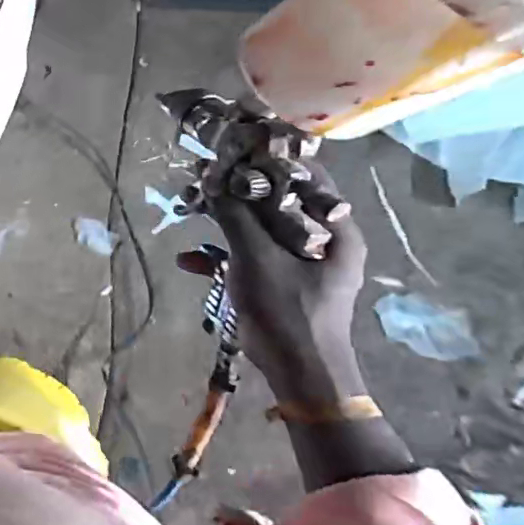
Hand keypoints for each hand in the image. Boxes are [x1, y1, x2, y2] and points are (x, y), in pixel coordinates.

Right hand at [205, 157, 366, 406]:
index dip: (268, 158)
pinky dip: (223, 253)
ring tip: (189, 208)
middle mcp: (323, 238)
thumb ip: (234, 215)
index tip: (232, 147)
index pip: (304, 175)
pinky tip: (189, 260)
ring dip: (224, 219)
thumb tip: (211, 178)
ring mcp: (302, 260)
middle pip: (277, 198)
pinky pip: (251, 254)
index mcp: (334, 228)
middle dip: (235, 189)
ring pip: (259, 225)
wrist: (301, 377)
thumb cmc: (288, 312)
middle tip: (203, 176)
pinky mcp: (282, 280)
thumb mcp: (256, 258)